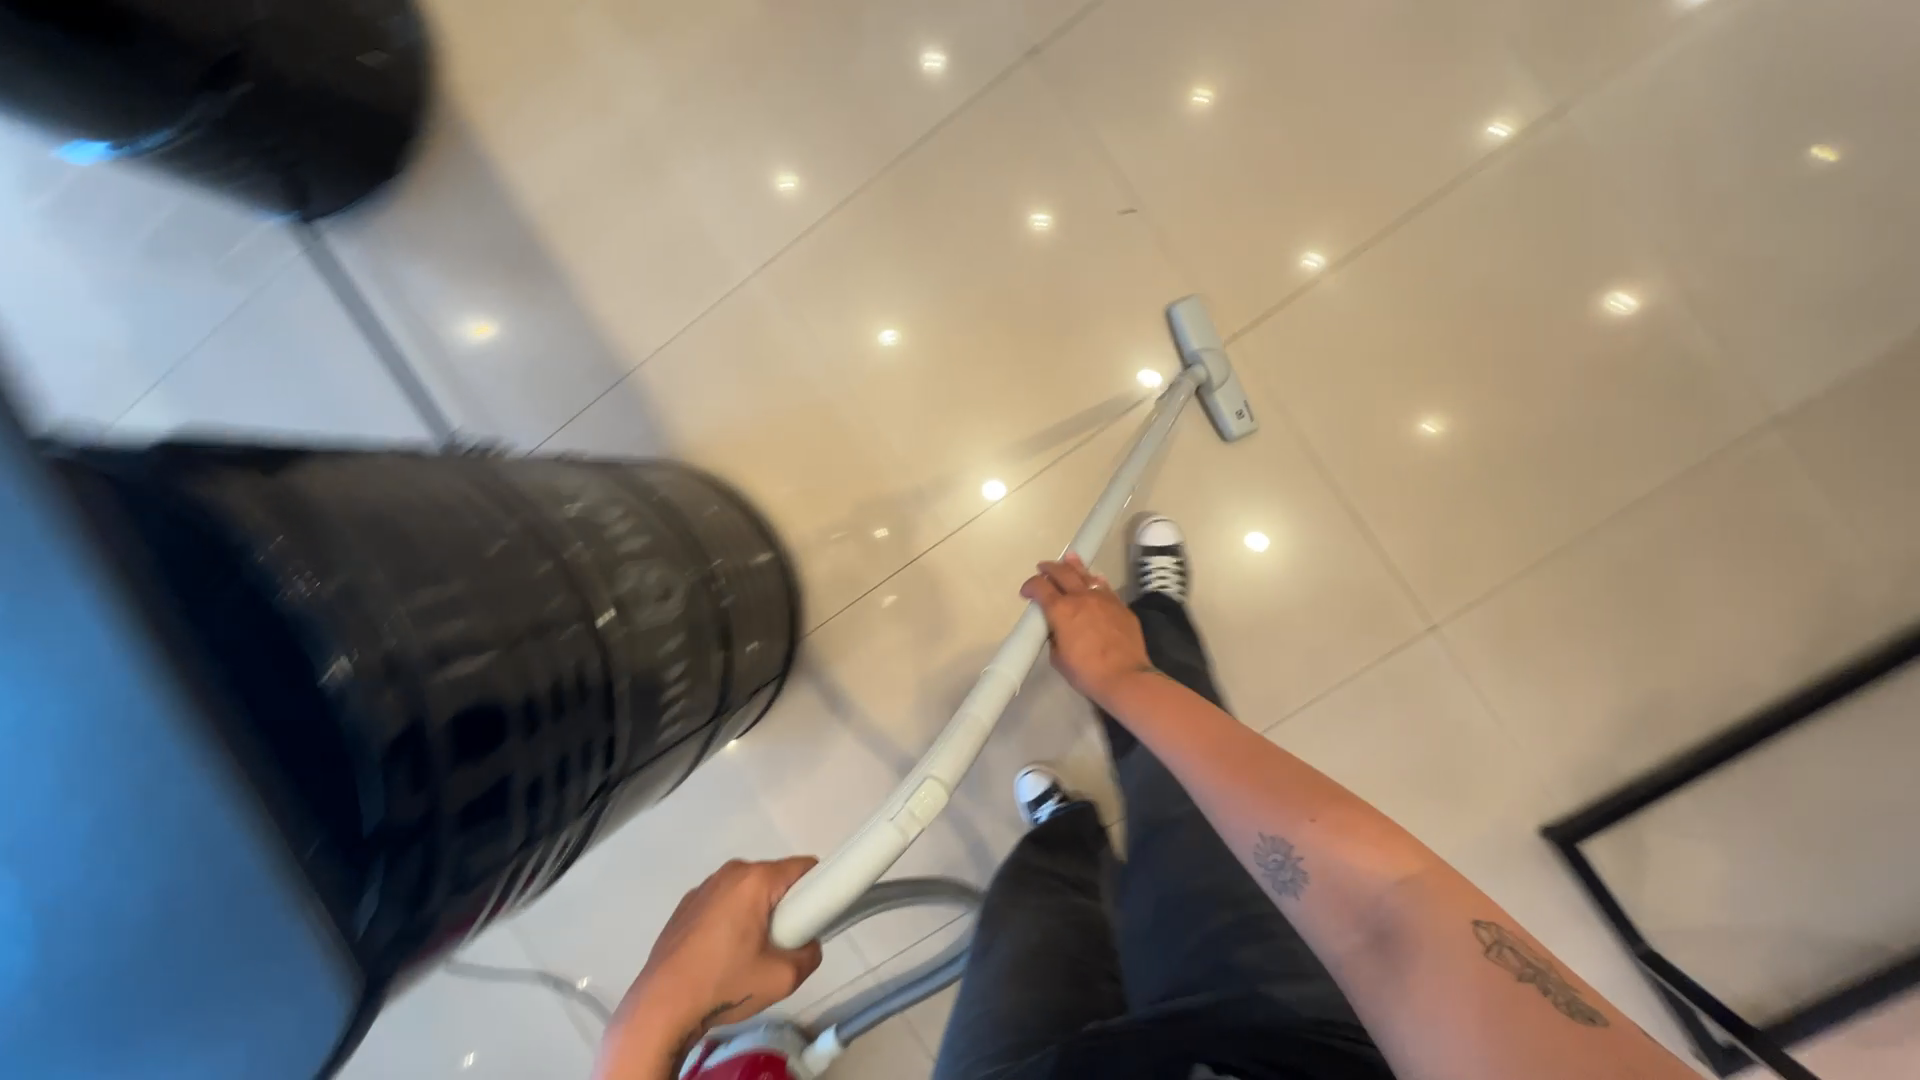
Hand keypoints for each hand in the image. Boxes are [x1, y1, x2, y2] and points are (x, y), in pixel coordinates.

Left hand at [599, 857, 822, 1077]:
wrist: (661, 1008)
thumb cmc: (724, 985)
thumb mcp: (784, 978)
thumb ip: (811, 953)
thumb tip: (807, 943)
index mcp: (755, 880)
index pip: (804, 867)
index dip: (817, 889)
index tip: (814, 918)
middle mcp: (730, 873)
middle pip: (775, 879)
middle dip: (785, 906)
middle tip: (781, 944)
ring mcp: (704, 887)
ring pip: (748, 891)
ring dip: (756, 912)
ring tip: (748, 954)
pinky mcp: (686, 904)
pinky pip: (723, 902)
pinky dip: (730, 919)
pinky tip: (720, 954)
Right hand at [1020, 555, 1154, 706]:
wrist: (1125, 676)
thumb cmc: (1086, 672)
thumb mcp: (1058, 658)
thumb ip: (1054, 637)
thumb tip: (1058, 629)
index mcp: (1060, 610)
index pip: (1040, 587)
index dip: (1030, 586)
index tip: (1026, 592)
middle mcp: (1081, 597)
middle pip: (1062, 573)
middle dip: (1050, 568)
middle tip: (1043, 567)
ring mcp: (1103, 599)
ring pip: (1086, 575)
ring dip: (1074, 566)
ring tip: (1069, 557)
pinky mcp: (1120, 606)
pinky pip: (1104, 586)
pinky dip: (1095, 580)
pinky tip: (1094, 578)